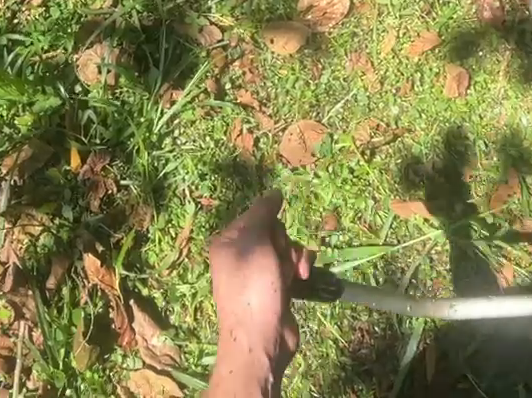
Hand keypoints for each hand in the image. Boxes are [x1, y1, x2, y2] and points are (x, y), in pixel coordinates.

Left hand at [208, 190, 312, 396]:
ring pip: (286, 248)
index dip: (270, 224)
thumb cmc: (253, 287)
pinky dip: (299, 268)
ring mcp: (260, 273)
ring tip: (297, 273)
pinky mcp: (276, 287)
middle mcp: (242, 255)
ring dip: (295, 256)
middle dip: (285, 242)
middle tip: (282, 260)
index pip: (256, 215)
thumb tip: (274, 191)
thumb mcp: (255, 241)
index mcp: (229, 241)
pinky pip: (291, 265)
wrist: (260, 340)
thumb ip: (263, 212)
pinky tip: (303, 277)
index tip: (274, 236)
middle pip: (273, 231)